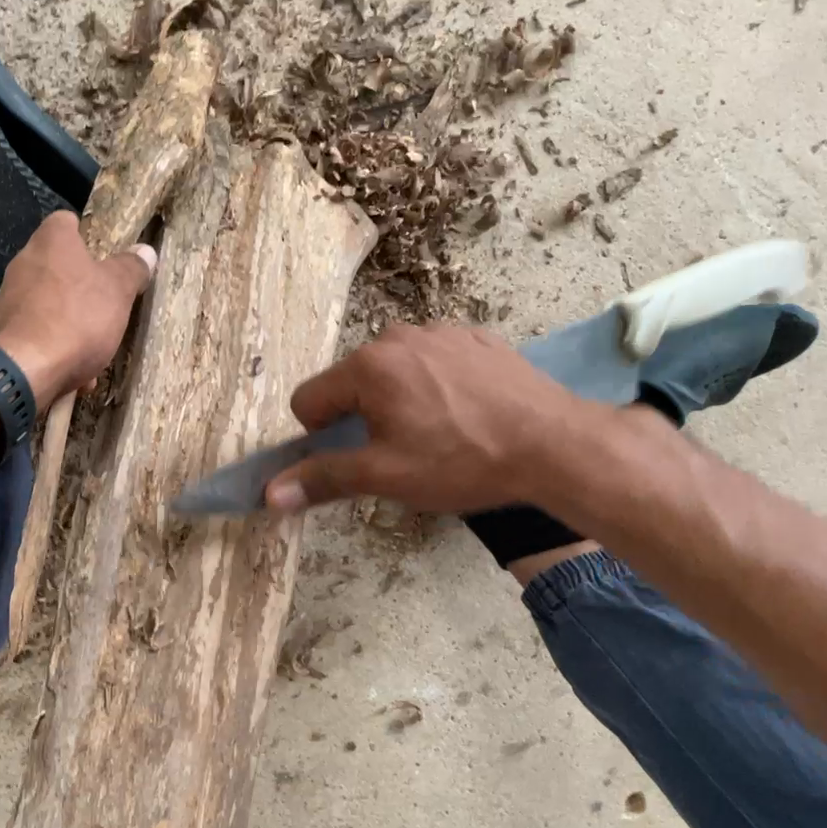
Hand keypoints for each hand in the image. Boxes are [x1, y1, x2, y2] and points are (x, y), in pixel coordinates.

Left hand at [0, 212, 156, 409]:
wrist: (24, 370)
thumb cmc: (76, 318)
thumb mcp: (117, 290)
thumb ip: (131, 269)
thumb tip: (145, 252)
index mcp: (50, 241)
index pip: (66, 222)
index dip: (87, 235)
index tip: (105, 256)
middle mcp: (22, 263)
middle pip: (57, 267)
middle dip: (81, 289)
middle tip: (106, 309)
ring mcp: (7, 300)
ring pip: (47, 306)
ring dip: (70, 326)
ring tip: (93, 352)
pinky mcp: (0, 334)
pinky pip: (34, 336)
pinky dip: (53, 350)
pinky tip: (72, 375)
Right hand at [265, 324, 597, 513]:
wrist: (556, 445)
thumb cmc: (462, 461)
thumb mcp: (385, 476)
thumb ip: (323, 478)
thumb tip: (270, 494)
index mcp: (368, 366)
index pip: (308, 400)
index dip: (321, 436)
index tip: (360, 456)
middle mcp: (397, 337)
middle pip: (350, 383)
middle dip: (362, 416)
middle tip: (401, 450)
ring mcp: (441, 332)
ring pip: (392, 371)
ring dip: (398, 399)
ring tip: (438, 432)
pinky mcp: (477, 338)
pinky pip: (432, 361)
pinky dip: (435, 385)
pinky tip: (465, 412)